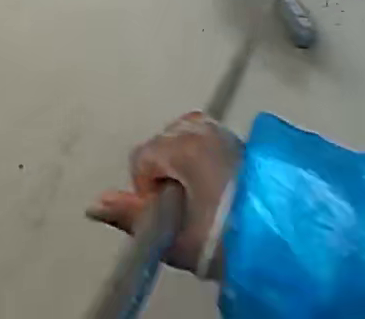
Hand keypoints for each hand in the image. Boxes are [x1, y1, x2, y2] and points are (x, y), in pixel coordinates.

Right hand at [87, 112, 242, 278]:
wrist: (268, 234)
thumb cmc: (218, 235)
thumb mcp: (171, 234)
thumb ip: (131, 215)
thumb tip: (96, 203)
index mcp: (185, 146)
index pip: (142, 155)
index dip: (144, 187)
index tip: (162, 210)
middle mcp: (203, 128)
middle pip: (163, 139)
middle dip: (161, 169)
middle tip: (177, 203)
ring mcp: (222, 129)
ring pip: (183, 133)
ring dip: (178, 159)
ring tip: (191, 193)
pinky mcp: (236, 136)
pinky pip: (204, 134)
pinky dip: (197, 152)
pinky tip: (207, 180)